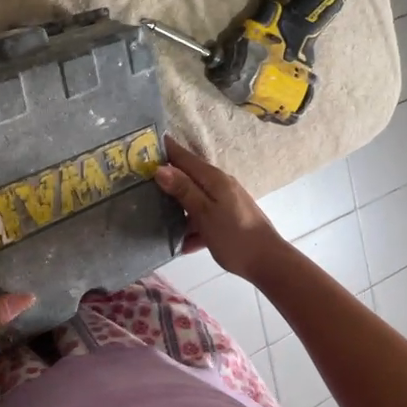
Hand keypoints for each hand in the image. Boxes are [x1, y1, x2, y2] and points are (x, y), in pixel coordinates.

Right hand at [155, 138, 285, 280]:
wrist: (267, 262)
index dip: (165, 149)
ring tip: (154, 216)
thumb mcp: (204, 213)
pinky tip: (182, 245)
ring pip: (195, 199)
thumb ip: (184, 190)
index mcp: (214, 179)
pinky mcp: (228, 219)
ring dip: (178, 207)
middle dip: (166, 179)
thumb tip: (161, 168)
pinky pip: (204, 218)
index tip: (143, 144)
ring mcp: (226, 202)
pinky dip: (193, 228)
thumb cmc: (234, 236)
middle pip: (188, 177)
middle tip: (139, 182)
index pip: (184, 157)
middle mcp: (220, 185)